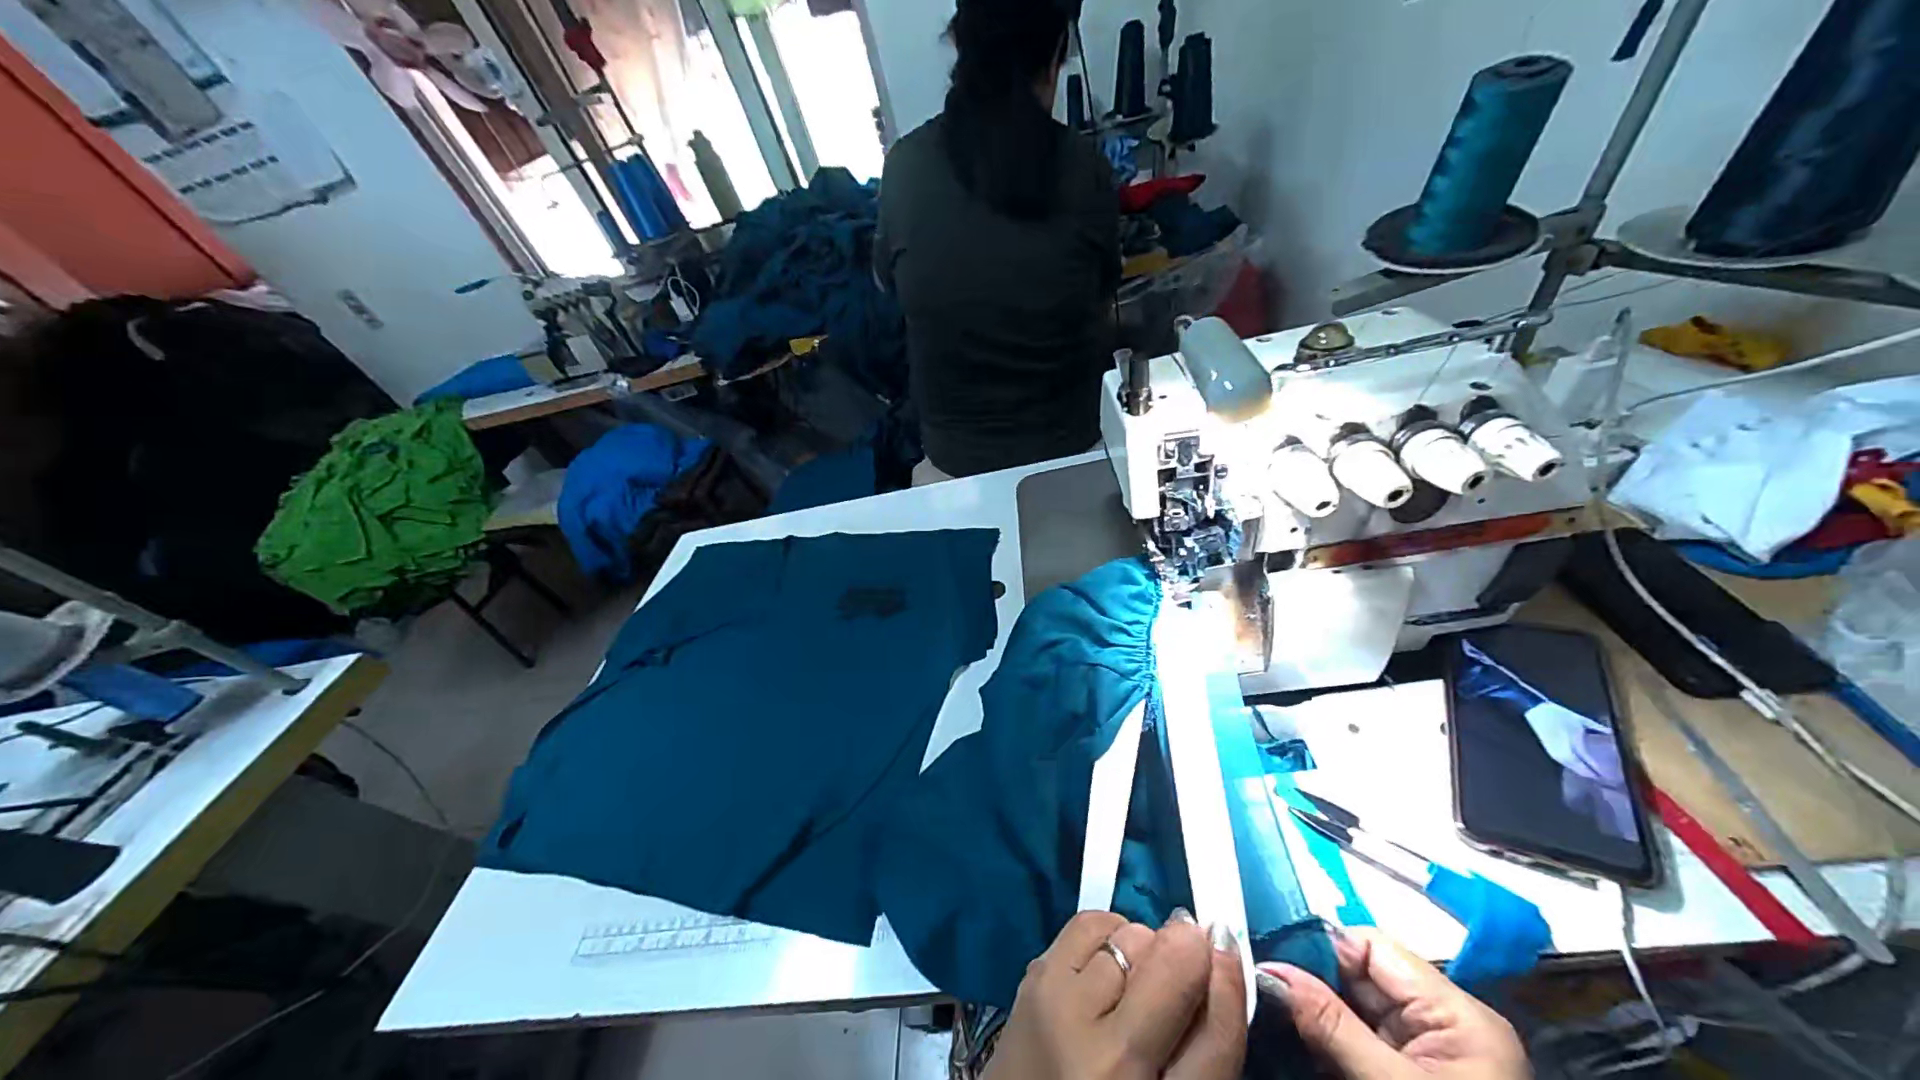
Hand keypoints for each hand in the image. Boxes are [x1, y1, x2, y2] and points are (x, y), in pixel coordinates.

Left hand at [986, 910, 1246, 1079]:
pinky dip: (1105, 934)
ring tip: (1131, 985)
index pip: (1215, 1035)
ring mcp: (1059, 1008)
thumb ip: (1201, 1042)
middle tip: (1169, 993)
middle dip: (1179, 963)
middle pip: (1168, 964)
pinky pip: (1088, 923)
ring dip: (1140, 948)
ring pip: (1128, 932)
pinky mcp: (1032, 979)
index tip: (1225, 953)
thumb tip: (1216, 953)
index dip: (1228, 984)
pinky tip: (1102, 969)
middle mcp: (1103, 1056)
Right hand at [1259, 928, 1528, 1079]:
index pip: (1374, 946)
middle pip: (1363, 974)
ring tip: (1273, 1009)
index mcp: (1458, 1013)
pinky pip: (1364, 1036)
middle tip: (1264, 987)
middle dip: (1315, 980)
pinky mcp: (1418, 1073)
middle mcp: (1448, 1020)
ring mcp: (1434, 1051)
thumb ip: (1331, 1025)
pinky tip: (1302, 1039)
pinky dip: (1332, 1038)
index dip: (1321, 948)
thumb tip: (1270, 970)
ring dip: (1319, 1011)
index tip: (1273, 961)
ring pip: (1358, 1006)